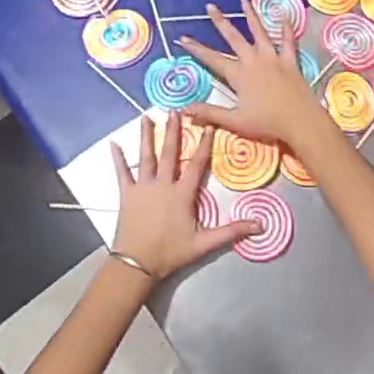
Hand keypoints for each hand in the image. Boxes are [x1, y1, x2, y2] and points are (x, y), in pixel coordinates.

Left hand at [109, 113, 260, 277]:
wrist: (136, 263)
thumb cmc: (171, 252)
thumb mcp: (204, 243)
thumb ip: (232, 231)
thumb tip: (260, 225)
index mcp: (182, 194)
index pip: (197, 164)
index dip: (205, 145)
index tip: (209, 127)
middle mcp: (162, 184)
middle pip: (170, 153)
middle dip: (174, 131)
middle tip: (174, 111)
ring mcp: (142, 187)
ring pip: (145, 157)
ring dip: (146, 137)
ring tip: (145, 118)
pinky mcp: (126, 194)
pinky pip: (122, 172)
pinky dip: (117, 158)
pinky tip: (113, 144)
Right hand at [178, 0, 332, 147]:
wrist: (300, 121)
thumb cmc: (267, 123)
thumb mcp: (235, 121)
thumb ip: (209, 113)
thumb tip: (184, 109)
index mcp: (238, 76)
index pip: (212, 59)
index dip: (196, 49)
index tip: (183, 38)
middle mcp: (253, 61)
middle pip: (234, 37)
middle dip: (220, 22)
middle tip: (210, 6)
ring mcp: (272, 59)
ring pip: (259, 32)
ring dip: (250, 16)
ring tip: (243, 1)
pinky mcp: (289, 61)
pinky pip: (287, 41)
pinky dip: (286, 28)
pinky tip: (284, 16)